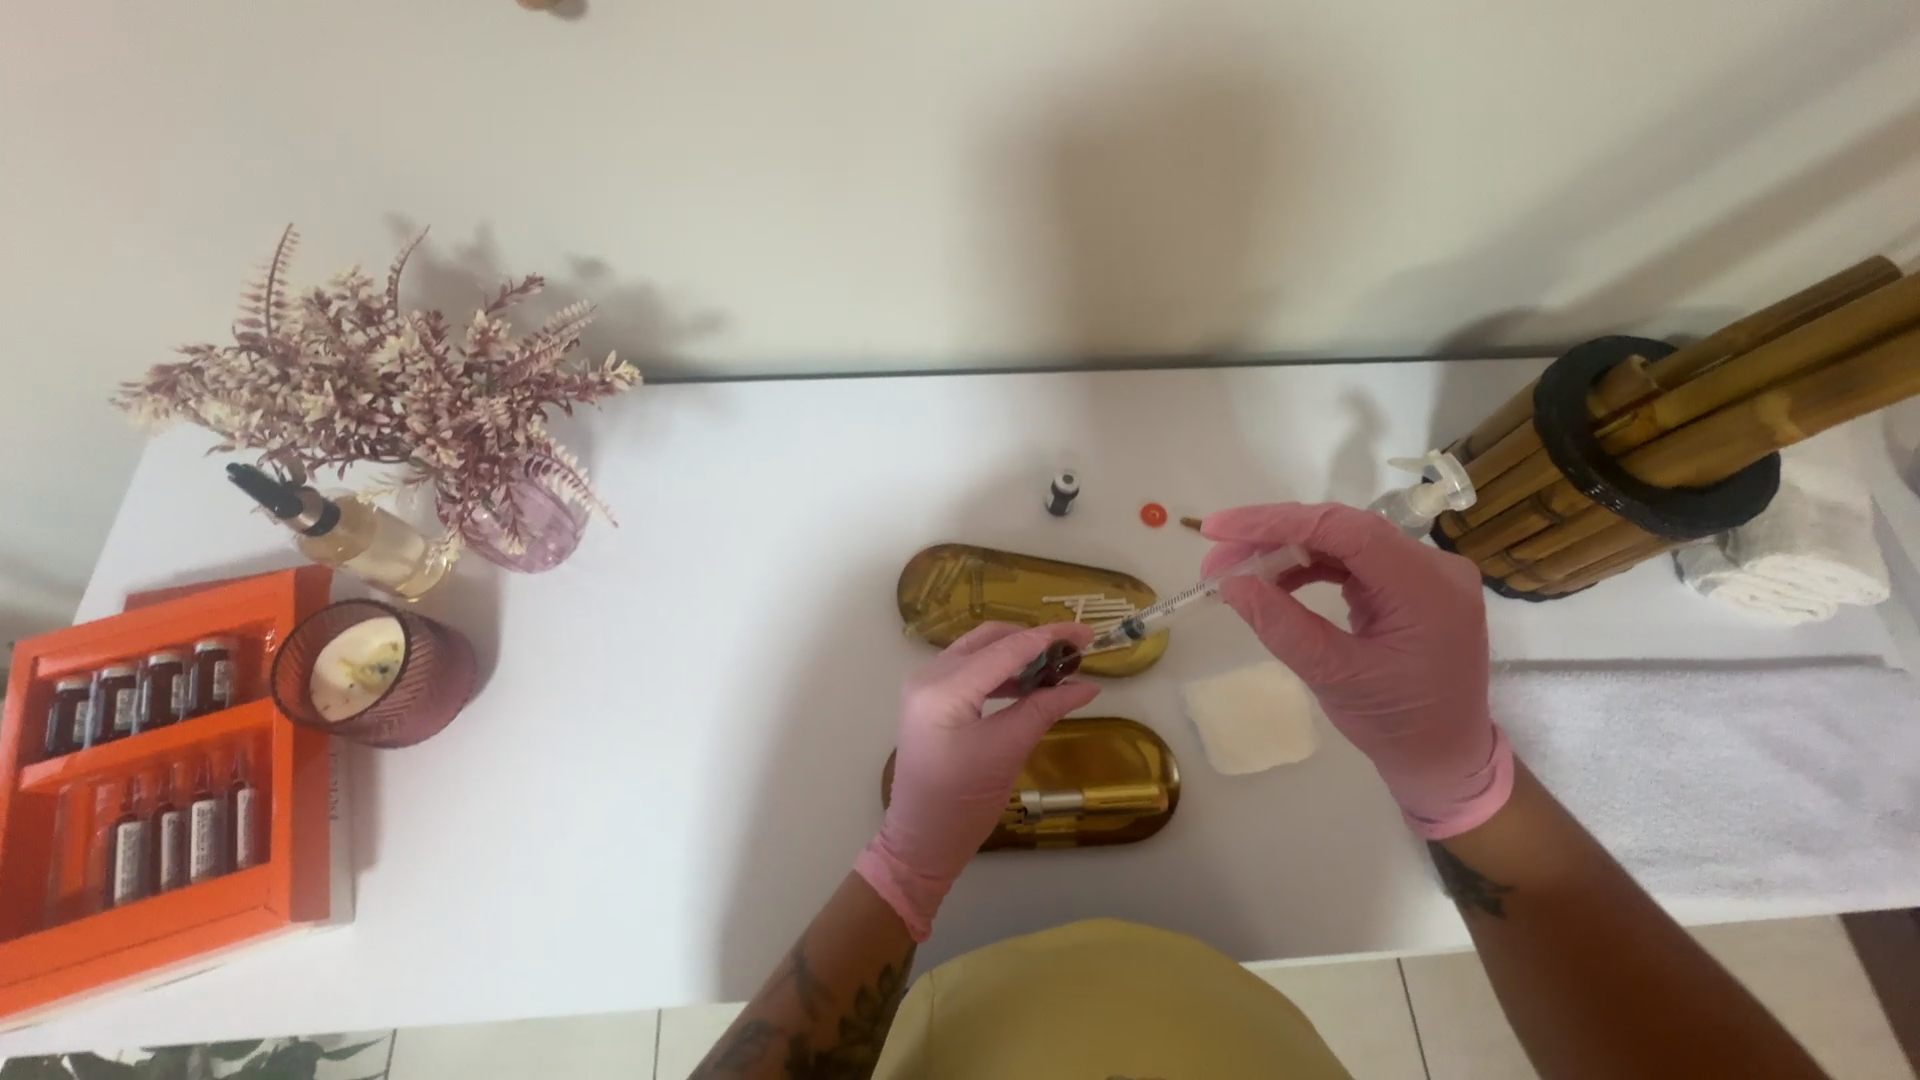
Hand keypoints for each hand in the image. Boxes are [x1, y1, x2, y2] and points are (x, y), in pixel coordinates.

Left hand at [855, 622, 1099, 939]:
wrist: (921, 841)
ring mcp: (927, 686)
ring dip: (1019, 655)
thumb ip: (1045, 709)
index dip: (1049, 638)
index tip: (1086, 633)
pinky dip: (1003, 672)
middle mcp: (929, 676)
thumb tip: (1087, 685)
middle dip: (1034, 640)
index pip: (1005, 650)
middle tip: (1074, 650)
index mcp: (944, 687)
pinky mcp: (932, 700)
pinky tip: (1033, 683)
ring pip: (980, 651)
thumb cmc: (962, 802)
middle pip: (990, 639)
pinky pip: (972, 671)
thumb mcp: (1008, 751)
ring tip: (1059, 667)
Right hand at [1201, 502, 1512, 839]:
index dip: (1277, 522)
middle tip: (1215, 557)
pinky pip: (1348, 560)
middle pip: (1341, 528)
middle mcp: (1431, 567)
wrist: (1444, 757)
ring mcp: (1420, 574)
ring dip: (1283, 550)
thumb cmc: (1397, 724)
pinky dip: (1305, 565)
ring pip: (1340, 540)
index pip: (1345, 530)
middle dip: (1271, 536)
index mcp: (1427, 587)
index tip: (1218, 529)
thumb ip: (1283, 627)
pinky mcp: (1404, 585)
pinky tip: (1271, 579)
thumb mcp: (1334, 678)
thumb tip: (1231, 583)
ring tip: (1234, 571)